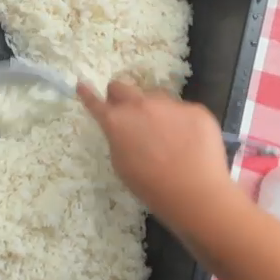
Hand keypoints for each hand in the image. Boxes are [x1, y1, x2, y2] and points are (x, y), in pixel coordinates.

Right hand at [76, 81, 244, 231]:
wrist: (196, 194)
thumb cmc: (150, 185)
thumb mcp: (120, 163)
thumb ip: (117, 137)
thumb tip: (123, 128)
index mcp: (116, 120)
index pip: (94, 101)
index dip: (87, 94)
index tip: (82, 86)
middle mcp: (140, 105)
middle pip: (122, 86)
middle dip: (120, 97)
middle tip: (128, 115)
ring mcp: (170, 104)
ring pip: (154, 98)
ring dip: (153, 110)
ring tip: (166, 136)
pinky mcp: (196, 109)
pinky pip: (182, 110)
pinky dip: (181, 121)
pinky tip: (188, 142)